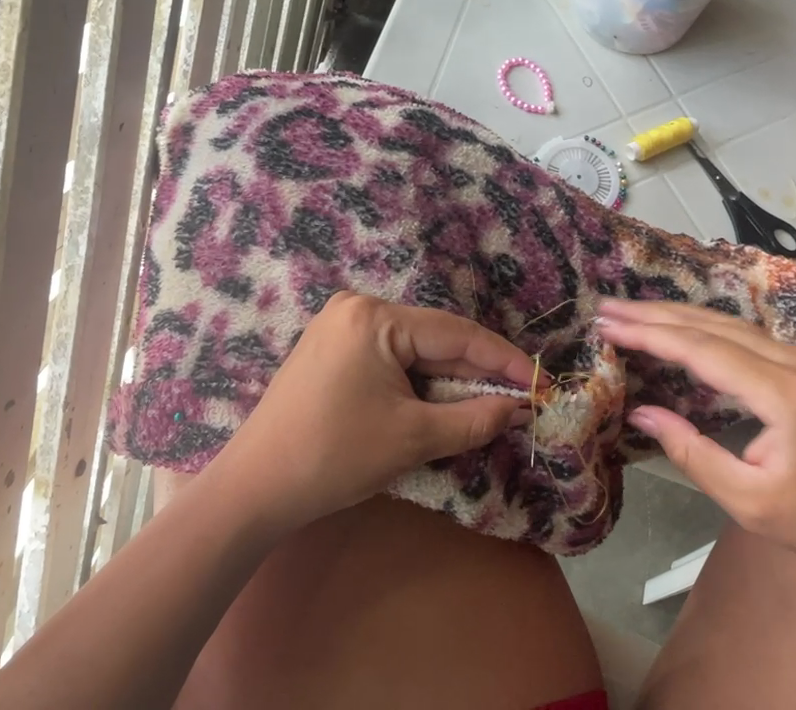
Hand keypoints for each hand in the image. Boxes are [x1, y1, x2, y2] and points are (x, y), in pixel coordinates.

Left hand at [212, 291, 535, 531]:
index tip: (540, 383)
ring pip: (412, 349)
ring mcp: (338, 327)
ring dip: (448, 378)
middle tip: (518, 399)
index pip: (456, 333)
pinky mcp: (329, 350)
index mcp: (374, 317)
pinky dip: (417, 381)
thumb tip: (518, 408)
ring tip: (485, 405)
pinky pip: (388, 358)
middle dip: (475, 371)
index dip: (503, 360)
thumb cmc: (335, 457)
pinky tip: (439, 403)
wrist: (256, 488)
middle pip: (433, 338)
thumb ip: (473, 418)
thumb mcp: (413, 438)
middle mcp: (355, 308)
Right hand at [597, 298, 795, 586]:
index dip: (651, 335)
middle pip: (716, 326)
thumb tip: (641, 412)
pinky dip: (708, 331)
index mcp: (786, 394)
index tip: (607, 325)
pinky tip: (684, 330)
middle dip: (657, 315)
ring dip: (680, 318)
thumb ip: (691, 452)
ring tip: (633, 313)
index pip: (703, 349)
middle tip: (607, 309)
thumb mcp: (750, 501)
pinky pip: (750, 338)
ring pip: (733, 327)